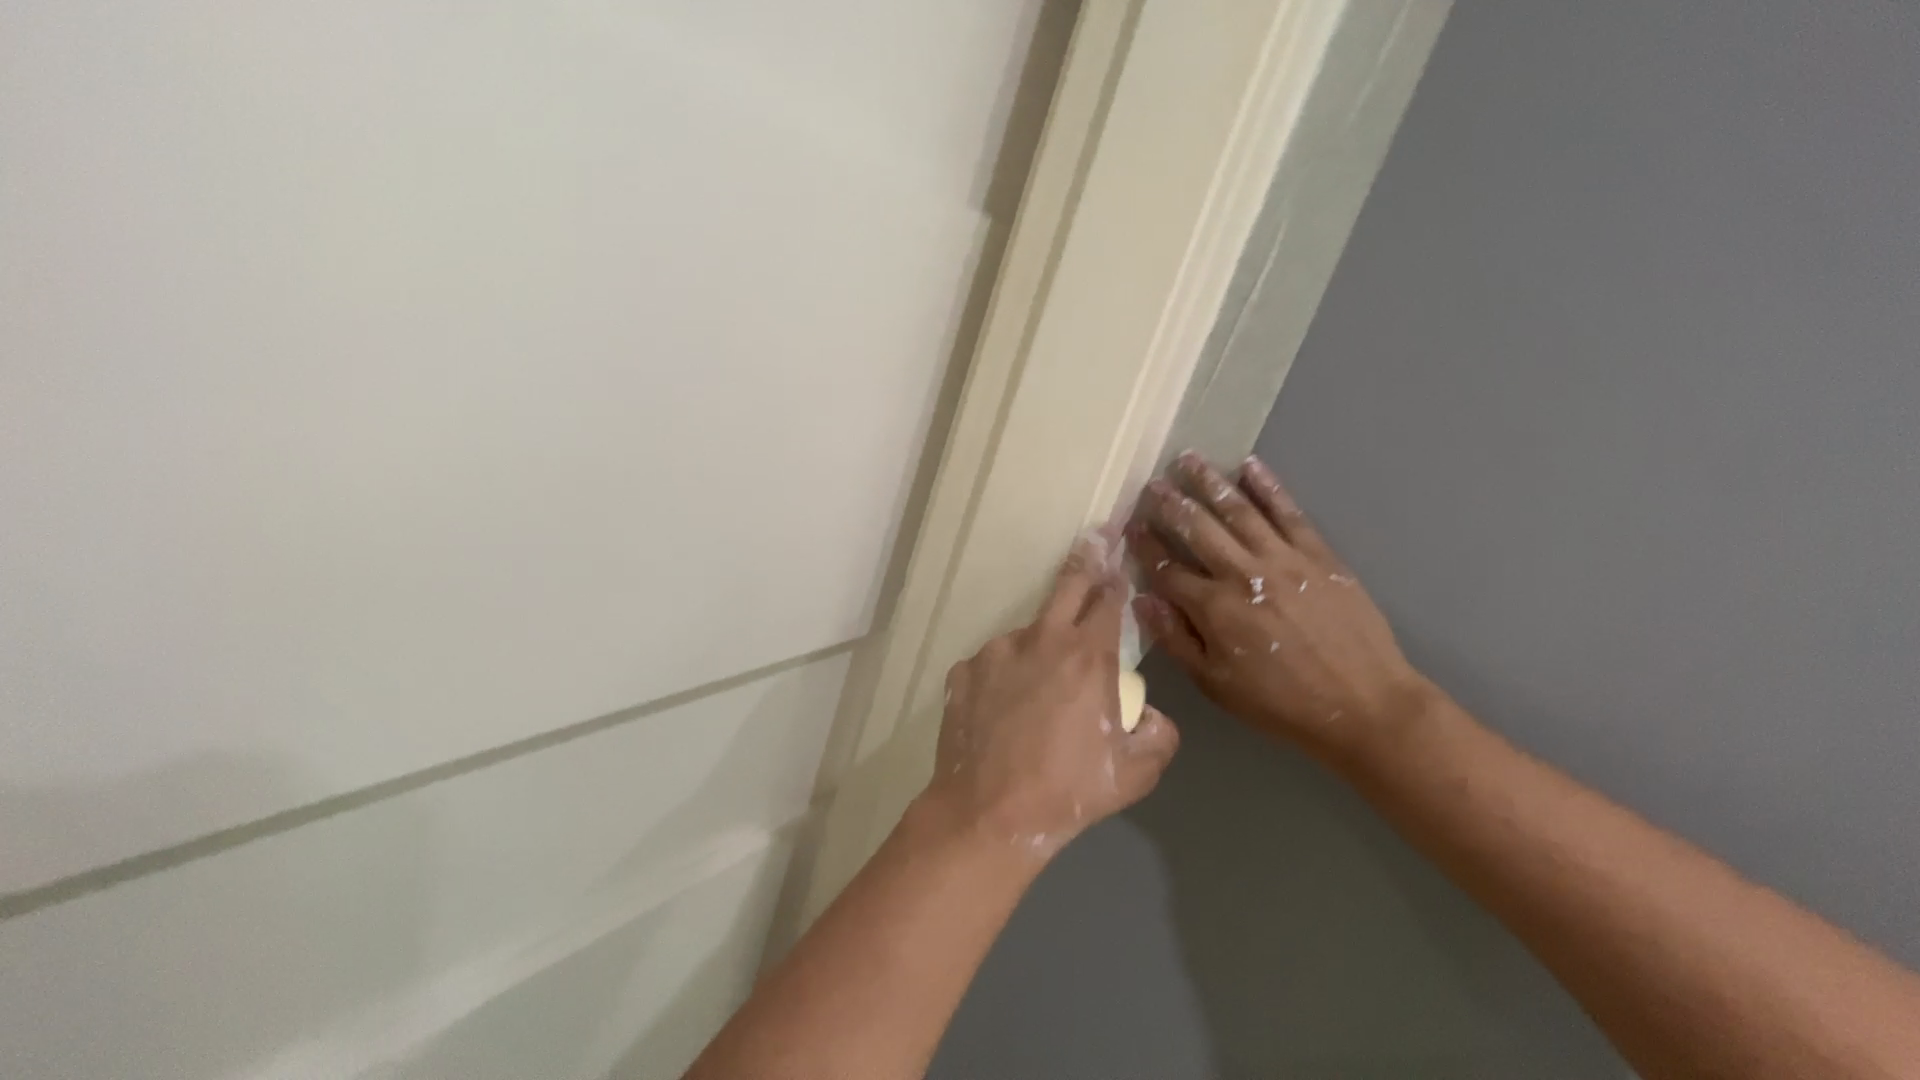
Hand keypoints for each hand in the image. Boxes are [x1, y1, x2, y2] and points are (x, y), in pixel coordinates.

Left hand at [920, 531, 1180, 858]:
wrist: (989, 812)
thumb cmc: (1069, 790)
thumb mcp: (1135, 773)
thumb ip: (1158, 735)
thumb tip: (1149, 715)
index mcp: (1088, 656)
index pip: (1109, 600)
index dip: (1118, 579)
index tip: (1120, 561)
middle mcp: (1041, 639)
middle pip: (1068, 586)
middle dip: (1086, 561)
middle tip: (1094, 540)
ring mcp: (996, 652)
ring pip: (1027, 635)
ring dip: (1040, 645)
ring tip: (1039, 690)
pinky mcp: (964, 671)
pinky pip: (993, 665)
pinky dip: (1004, 676)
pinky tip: (1004, 710)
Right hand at [1127, 453, 1432, 758]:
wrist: (1363, 704)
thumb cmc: (1282, 703)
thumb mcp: (1216, 685)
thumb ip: (1176, 640)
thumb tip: (1142, 601)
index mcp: (1214, 609)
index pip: (1167, 568)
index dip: (1145, 545)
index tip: (1128, 525)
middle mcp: (1243, 573)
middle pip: (1198, 528)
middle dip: (1171, 504)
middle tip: (1152, 482)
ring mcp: (1283, 558)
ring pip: (1238, 510)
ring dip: (1210, 482)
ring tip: (1189, 459)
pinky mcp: (1318, 554)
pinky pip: (1288, 511)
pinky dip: (1267, 486)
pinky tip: (1250, 466)